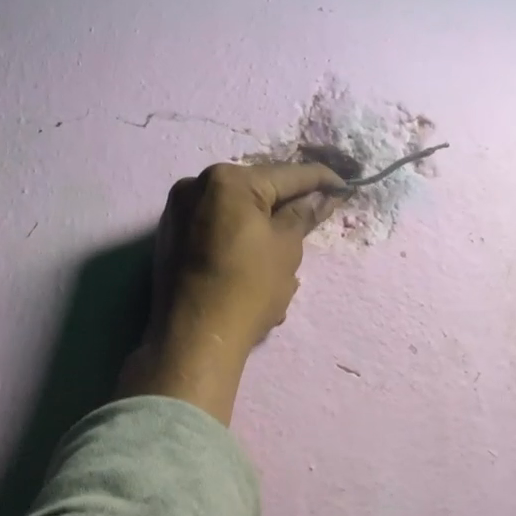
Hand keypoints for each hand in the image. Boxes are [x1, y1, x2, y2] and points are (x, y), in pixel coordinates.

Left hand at [117, 162, 345, 423]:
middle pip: (256, 191)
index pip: (286, 175)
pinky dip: (237, 240)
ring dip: (262, 227)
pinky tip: (256, 265)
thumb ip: (304, 214)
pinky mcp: (170, 237)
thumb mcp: (286, 248)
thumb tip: (323, 195)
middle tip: (317, 218)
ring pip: (234, 212)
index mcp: (227, 180)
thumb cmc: (247, 288)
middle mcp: (196, 185)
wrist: (193, 339)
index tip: (345, 185)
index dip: (321, 180)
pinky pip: (215, 228)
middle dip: (286, 206)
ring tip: (286, 256)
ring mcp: (178, 211)